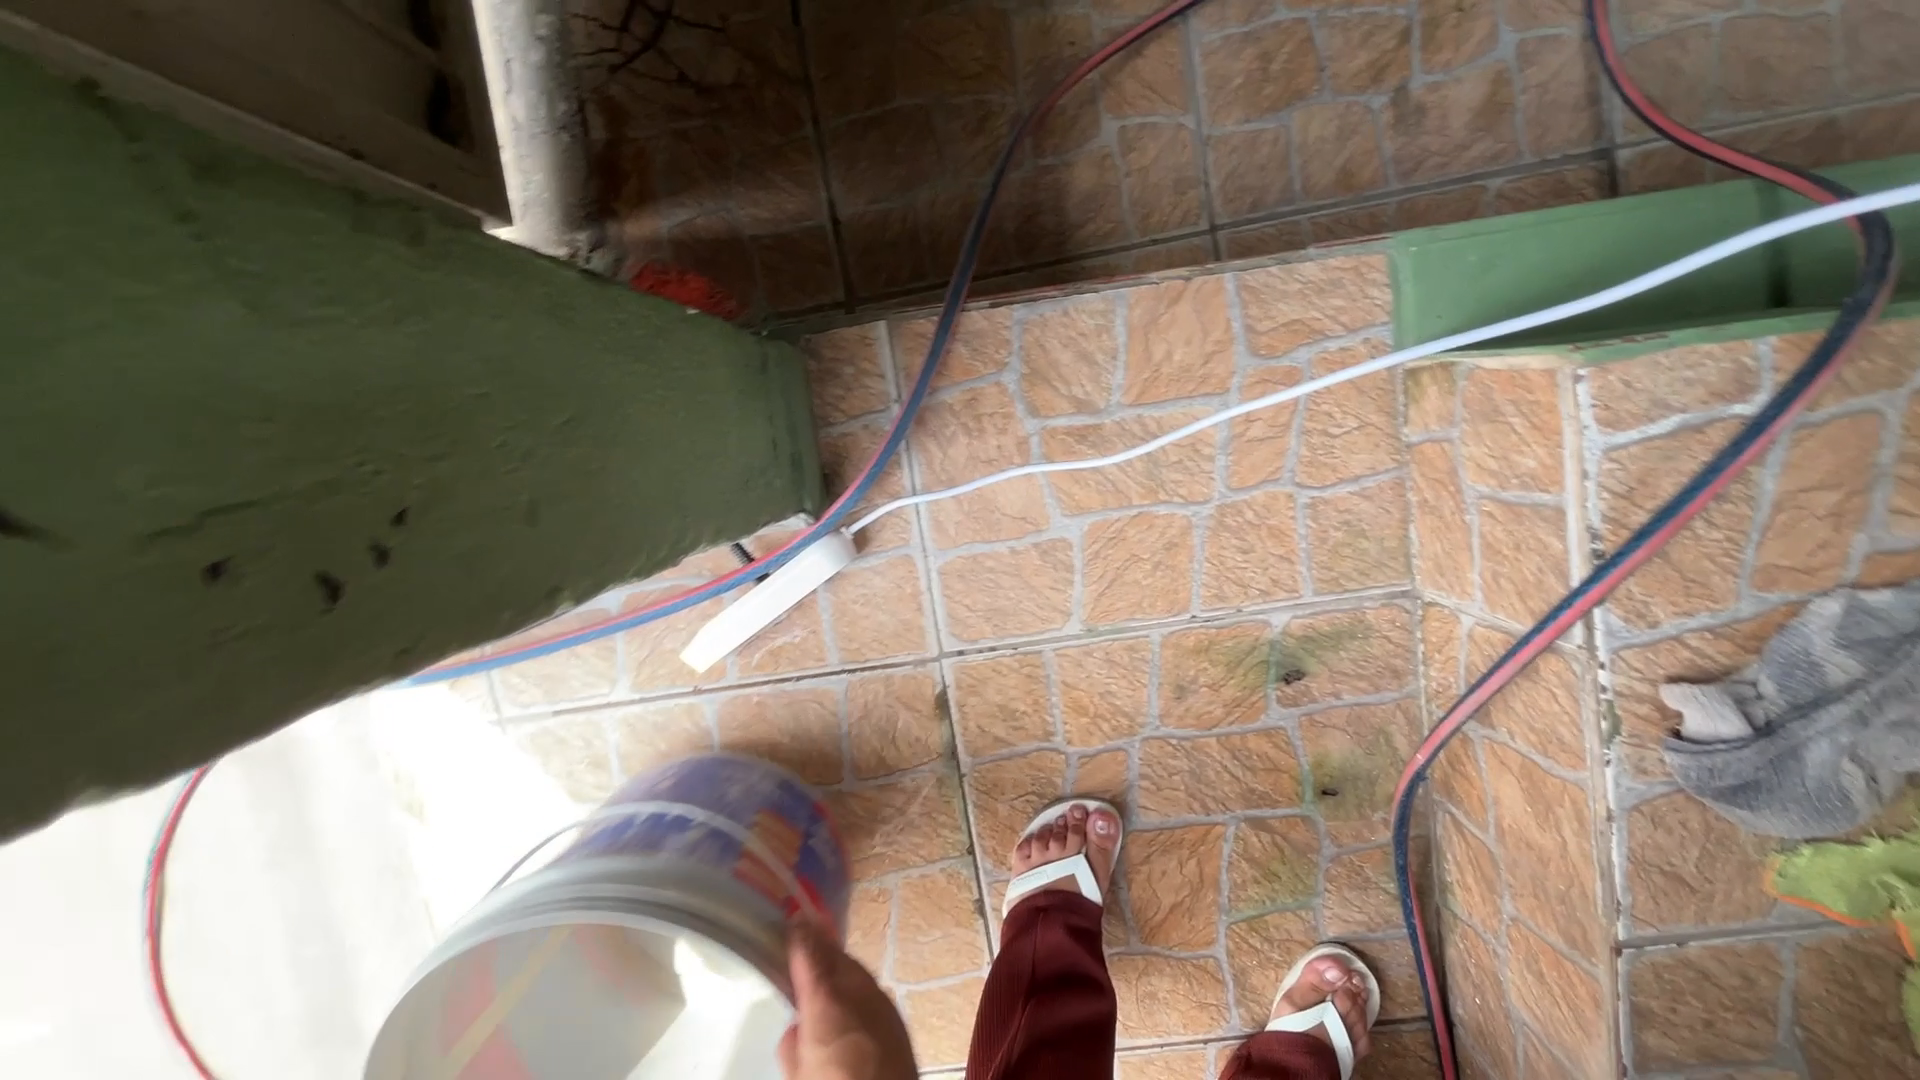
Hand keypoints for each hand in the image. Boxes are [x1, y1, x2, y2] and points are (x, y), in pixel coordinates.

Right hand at [776, 918, 917, 1079]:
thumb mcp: (798, 1077)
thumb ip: (792, 1047)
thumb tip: (795, 1030)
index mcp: (824, 1001)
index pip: (808, 952)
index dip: (799, 935)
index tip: (791, 922)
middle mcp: (856, 991)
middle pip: (835, 956)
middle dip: (821, 949)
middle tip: (806, 943)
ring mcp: (882, 1002)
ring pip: (857, 972)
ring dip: (841, 968)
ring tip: (825, 972)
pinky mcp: (899, 1020)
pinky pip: (873, 991)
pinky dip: (859, 989)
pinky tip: (851, 1003)